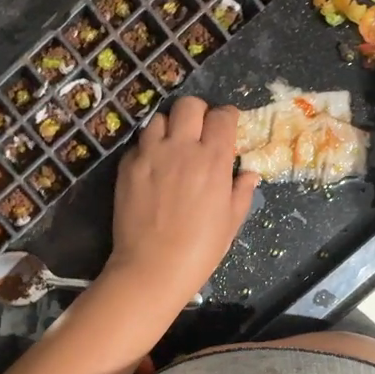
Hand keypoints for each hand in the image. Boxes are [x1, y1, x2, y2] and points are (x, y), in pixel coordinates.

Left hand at [104, 96, 259, 306]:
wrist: (152, 268)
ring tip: (172, 149)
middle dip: (197, 114)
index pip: (222, 115)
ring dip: (169, 129)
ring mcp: (150, 155)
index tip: (226, 130)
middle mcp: (181, 147)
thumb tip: (248, 174)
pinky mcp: (127, 167)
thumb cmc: (199, 250)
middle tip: (197, 134)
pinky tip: (152, 169)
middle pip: (188, 105)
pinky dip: (147, 150)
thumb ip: (241, 192)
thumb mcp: (231, 222)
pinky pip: (138, 144)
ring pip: (159, 119)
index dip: (226, 119)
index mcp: (212, 158)